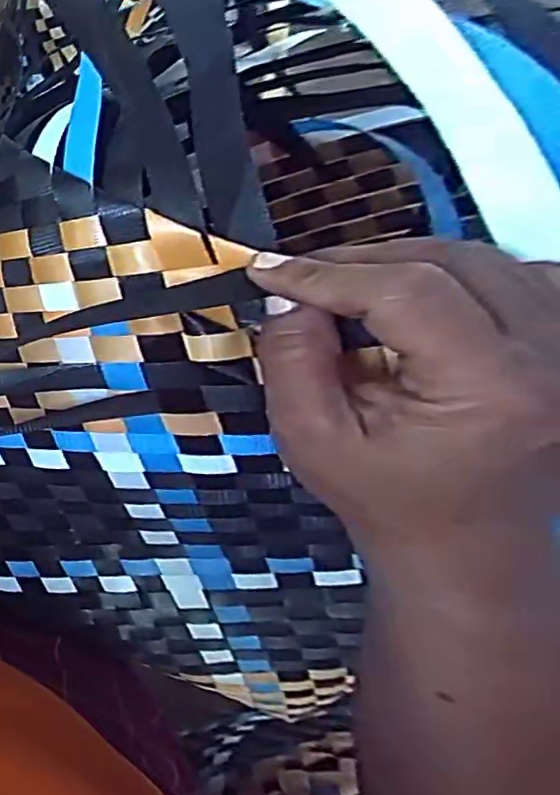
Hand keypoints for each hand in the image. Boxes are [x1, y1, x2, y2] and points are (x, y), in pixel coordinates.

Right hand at [248, 239, 559, 555]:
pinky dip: (455, 273)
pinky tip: (407, 295)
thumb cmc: (380, 492)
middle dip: (360, 259)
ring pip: (490, 259)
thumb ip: (292, 360)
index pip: (409, 293)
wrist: (463, 535)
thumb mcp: (307, 433)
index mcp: (490, 386)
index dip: (326, 274)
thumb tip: (287, 298)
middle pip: (456, 263)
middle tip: (294, 275)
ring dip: (404, 262)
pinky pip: (523, 276)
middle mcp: (555, 356)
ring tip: (339, 283)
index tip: (263, 272)